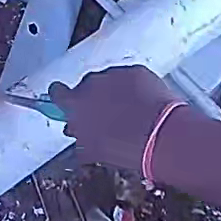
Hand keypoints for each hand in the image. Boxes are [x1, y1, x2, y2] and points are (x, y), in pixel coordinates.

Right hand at [48, 66, 180, 172]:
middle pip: (86, 86)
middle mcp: (91, 83)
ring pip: (109, 81)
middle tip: (108, 117)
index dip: (63, 99)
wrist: (164, 136)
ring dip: (115, 92)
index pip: (57, 91)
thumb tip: (75, 131)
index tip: (70, 106)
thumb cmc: (126, 148)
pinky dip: (135, 88)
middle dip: (94, 98)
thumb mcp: (94, 149)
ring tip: (131, 112)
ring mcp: (114, 74)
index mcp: (76, 103)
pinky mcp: (136, 71)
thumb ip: (79, 135)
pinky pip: (130, 77)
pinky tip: (145, 104)